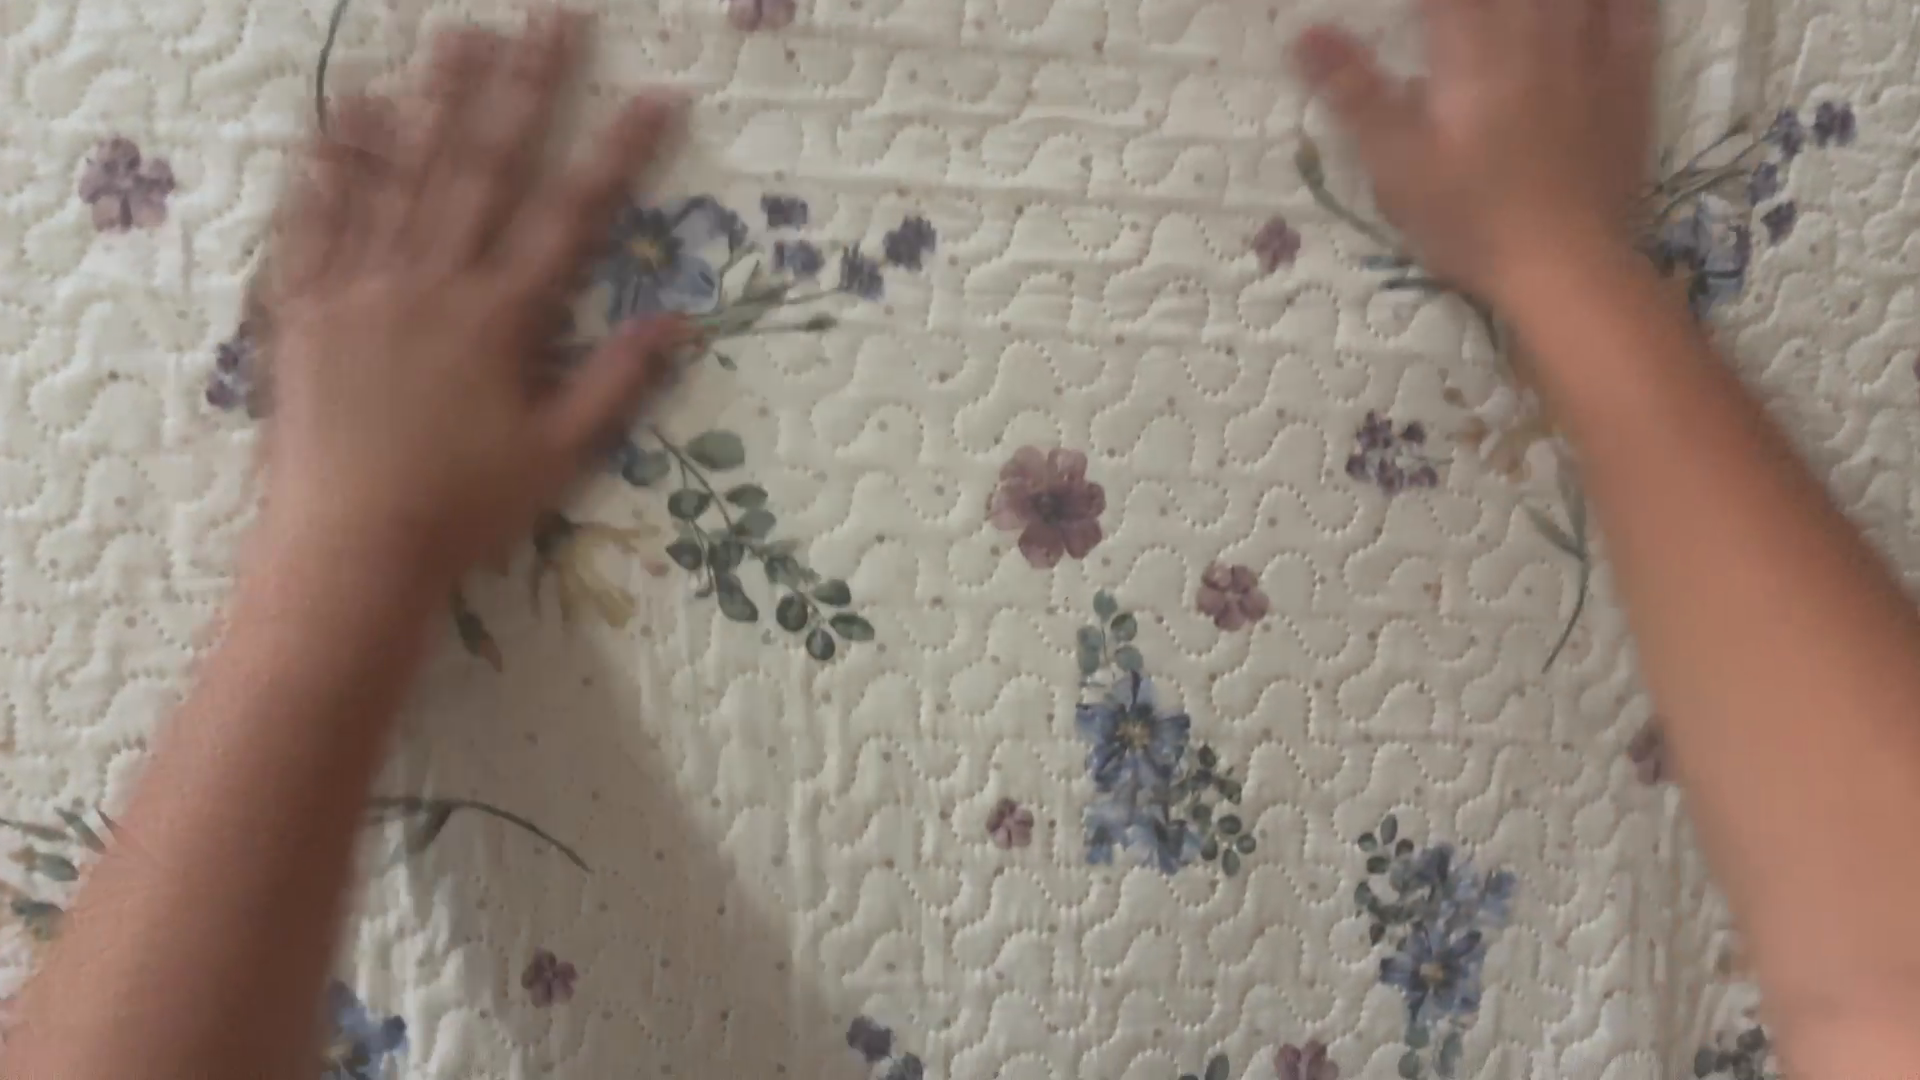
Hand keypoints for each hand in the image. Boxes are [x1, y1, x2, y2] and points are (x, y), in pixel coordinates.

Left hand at [255, 9, 684, 594]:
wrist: (351, 547)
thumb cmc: (470, 505)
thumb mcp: (563, 452)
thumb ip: (619, 381)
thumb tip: (682, 324)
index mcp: (501, 320)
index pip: (571, 217)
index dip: (617, 154)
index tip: (655, 98)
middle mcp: (430, 282)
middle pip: (483, 167)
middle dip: (524, 88)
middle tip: (551, 20)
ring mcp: (358, 284)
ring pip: (398, 172)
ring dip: (433, 96)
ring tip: (461, 32)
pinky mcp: (302, 303)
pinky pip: (312, 214)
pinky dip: (329, 156)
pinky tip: (345, 104)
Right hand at [1294, 0, 1656, 301]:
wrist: (1562, 261)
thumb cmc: (1465, 219)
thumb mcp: (1393, 165)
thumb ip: (1354, 94)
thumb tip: (1304, 36)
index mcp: (1473, 49)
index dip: (1415, 3)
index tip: (1401, 15)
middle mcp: (1538, 27)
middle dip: (1463, 7)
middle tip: (1442, 23)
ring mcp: (1594, 43)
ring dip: (1525, 4)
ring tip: (1499, 23)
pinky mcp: (1633, 70)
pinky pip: (1632, 4)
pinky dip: (1607, 1)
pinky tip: (1585, 10)